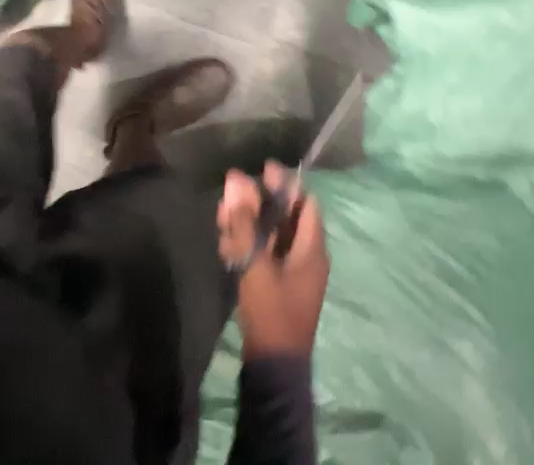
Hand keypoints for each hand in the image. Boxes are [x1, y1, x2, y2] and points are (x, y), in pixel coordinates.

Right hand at [217, 162, 330, 358]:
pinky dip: (246, 243)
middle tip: (232, 188)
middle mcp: (306, 257)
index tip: (261, 168)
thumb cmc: (271, 311)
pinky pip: (263, 253)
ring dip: (247, 222)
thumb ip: (245, 223)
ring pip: (269, 235)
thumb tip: (236, 179)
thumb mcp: (255, 264)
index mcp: (311, 250)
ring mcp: (291, 272)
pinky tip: (224, 240)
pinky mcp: (276, 284)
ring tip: (221, 212)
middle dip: (258, 201)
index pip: (305, 204)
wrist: (273, 364)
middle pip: (284, 218)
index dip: (285, 185)